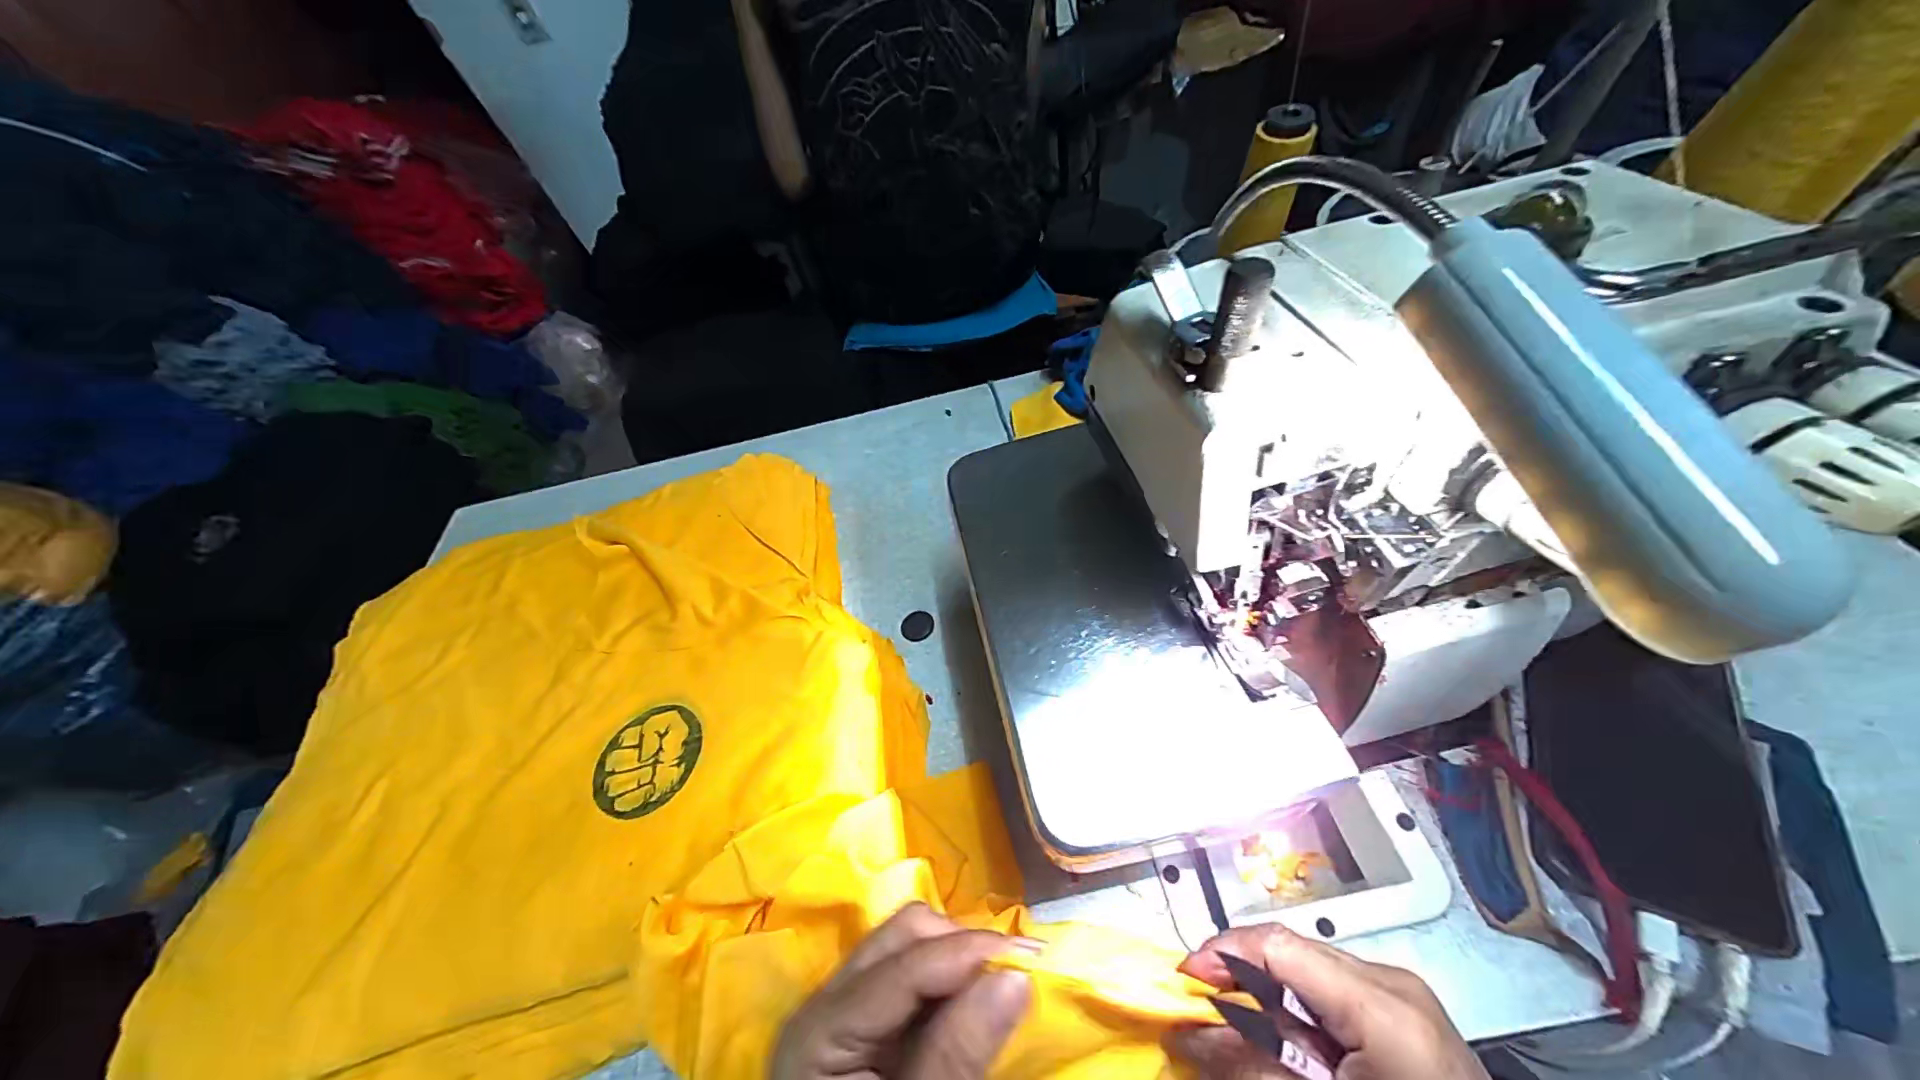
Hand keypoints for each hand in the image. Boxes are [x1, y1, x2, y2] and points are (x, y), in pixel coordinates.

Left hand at [772, 903, 1034, 1079]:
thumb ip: (956, 1055)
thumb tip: (1016, 976)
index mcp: (821, 1030)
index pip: (904, 964)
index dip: (969, 950)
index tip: (1031, 956)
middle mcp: (825, 1000)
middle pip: (901, 934)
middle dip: (961, 945)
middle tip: (1014, 973)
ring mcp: (841, 1006)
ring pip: (905, 942)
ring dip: (955, 956)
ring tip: (997, 985)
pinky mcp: (860, 1020)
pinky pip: (906, 970)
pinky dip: (943, 978)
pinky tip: (969, 1002)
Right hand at [1169, 925, 1488, 1079]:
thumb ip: (1255, 1066)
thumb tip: (1193, 1035)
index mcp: (1383, 1006)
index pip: (1279, 946)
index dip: (1223, 954)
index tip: (1186, 978)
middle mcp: (1393, 984)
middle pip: (1289, 952)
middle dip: (1240, 977)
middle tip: (1201, 1010)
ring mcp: (1403, 995)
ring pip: (1306, 970)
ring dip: (1267, 997)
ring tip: (1244, 1035)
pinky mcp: (1404, 1012)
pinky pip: (1331, 992)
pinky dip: (1298, 1012)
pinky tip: (1287, 1043)